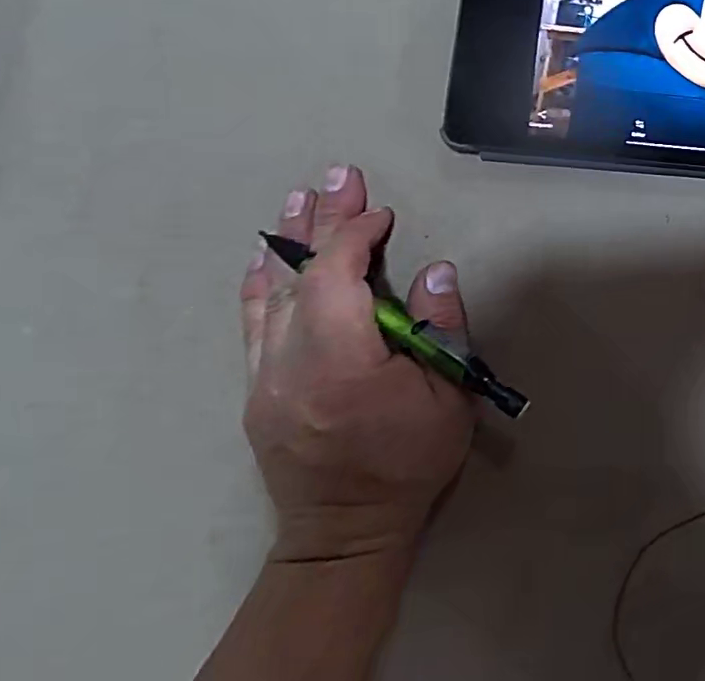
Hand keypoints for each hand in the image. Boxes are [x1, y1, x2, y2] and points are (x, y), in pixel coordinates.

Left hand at [237, 164, 474, 561]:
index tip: (382, 215)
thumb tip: (435, 271)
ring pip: (271, 295)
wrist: (346, 530)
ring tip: (301, 197)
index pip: (337, 280)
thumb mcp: (450, 398)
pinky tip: (268, 255)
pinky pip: (254, 323)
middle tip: (339, 175)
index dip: (355, 237)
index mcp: (343, 366)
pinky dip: (263, 282)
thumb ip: (442, 330)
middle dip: (323, 221)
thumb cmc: (410, 461)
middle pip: (302, 277)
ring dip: (290, 241)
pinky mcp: (256, 390)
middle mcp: (291, 366)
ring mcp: (264, 378)